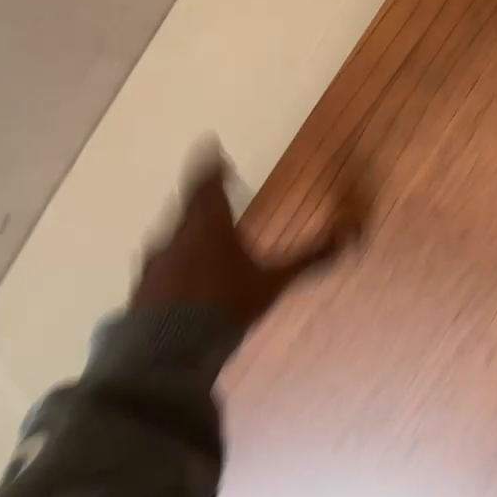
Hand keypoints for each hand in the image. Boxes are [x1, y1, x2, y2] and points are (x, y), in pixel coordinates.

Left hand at [131, 152, 359, 328]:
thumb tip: (355, 232)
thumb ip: (313, 258)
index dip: (211, 165)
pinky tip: (185, 274)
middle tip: (212, 190)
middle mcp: (176, 237)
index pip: (207, 186)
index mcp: (208, 227)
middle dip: (202, 199)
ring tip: (202, 234)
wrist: (165, 351)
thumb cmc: (225, 305)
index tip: (210, 144)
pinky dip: (176, 258)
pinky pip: (162, 262)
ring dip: (188, 230)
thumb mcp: (275, 282)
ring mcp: (154, 263)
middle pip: (188, 208)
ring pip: (172, 235)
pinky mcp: (142, 288)